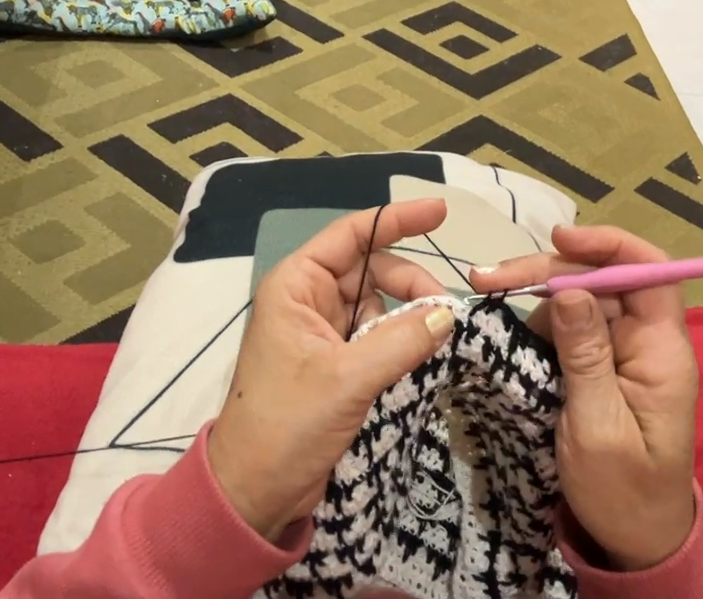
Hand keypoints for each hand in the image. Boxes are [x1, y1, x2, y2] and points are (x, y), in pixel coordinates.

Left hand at [208, 198, 457, 540]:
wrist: (254, 491)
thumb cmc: (287, 423)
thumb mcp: (348, 378)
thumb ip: (401, 340)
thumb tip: (448, 314)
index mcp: (296, 284)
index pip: (351, 234)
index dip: (396, 218)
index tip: (440, 211)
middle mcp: (307, 298)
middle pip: (370, 268)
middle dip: (409, 281)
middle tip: (446, 310)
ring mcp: (321, 330)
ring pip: (377, 301)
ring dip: (407, 311)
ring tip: (434, 335)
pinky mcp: (334, 360)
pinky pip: (375, 332)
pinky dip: (399, 336)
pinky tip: (420, 349)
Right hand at [470, 225, 699, 570]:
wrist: (629, 541)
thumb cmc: (623, 491)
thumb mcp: (598, 427)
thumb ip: (584, 356)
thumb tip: (567, 290)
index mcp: (662, 351)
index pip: (651, 271)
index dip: (609, 245)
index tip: (557, 239)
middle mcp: (642, 339)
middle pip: (601, 277)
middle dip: (546, 267)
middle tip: (486, 277)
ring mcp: (617, 349)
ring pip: (577, 294)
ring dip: (532, 289)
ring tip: (484, 290)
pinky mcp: (593, 362)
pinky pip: (564, 323)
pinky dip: (531, 317)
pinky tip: (501, 320)